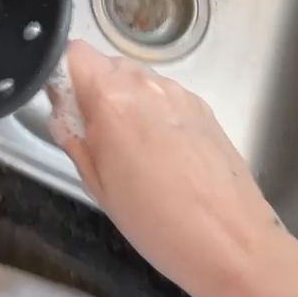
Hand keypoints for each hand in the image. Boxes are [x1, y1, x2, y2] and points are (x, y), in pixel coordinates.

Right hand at [47, 42, 297, 296]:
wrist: (235, 245)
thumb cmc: (158, 221)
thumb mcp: (98, 187)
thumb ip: (74, 140)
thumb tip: (62, 116)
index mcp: (110, 98)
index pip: (73, 52)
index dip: (65, 75)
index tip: (68, 105)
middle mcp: (143, 83)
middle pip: (105, 63)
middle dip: (95, 90)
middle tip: (100, 135)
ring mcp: (176, 91)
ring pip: (136, 77)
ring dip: (127, 99)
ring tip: (137, 147)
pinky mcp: (202, 105)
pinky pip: (164, 93)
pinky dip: (156, 110)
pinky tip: (166, 152)